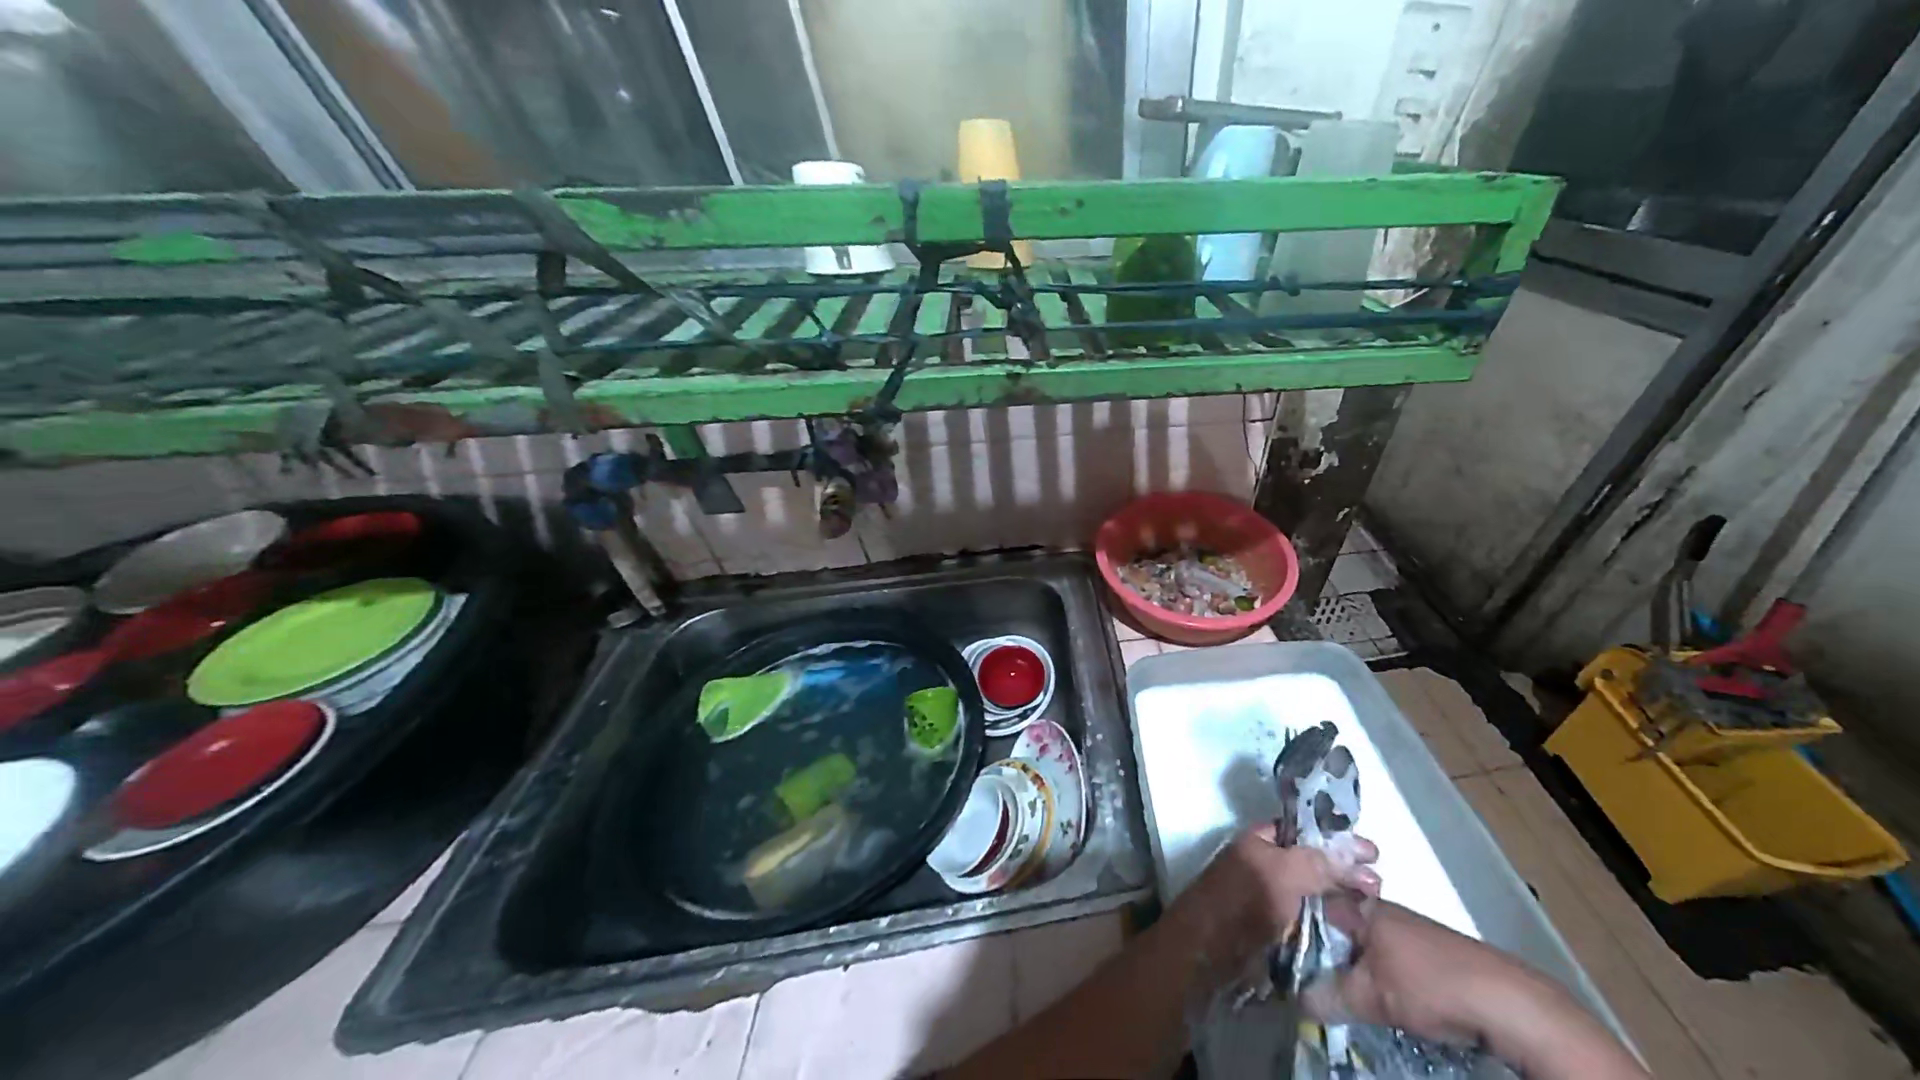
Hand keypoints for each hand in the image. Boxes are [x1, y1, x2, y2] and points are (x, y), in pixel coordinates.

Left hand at [1166, 826, 1380, 974]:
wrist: (1208, 953)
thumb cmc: (1241, 903)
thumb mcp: (1280, 873)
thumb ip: (1316, 862)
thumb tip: (1353, 856)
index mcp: (1259, 841)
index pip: (1303, 830)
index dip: (1336, 838)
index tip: (1374, 854)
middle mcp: (1265, 864)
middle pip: (1311, 862)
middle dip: (1345, 870)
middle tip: (1380, 885)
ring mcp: (1271, 897)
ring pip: (1313, 892)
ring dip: (1342, 898)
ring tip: (1375, 907)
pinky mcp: (1276, 928)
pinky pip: (1309, 919)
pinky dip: (1331, 922)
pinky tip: (1356, 930)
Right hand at [1305, 898, 1648, 1079]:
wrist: (1510, 1005)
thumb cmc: (1431, 986)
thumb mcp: (1372, 997)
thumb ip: (1329, 996)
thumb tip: (1293, 999)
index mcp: (1363, 908)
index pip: (1313, 906)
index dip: (1293, 925)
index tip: (1279, 949)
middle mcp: (1382, 911)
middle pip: (1338, 927)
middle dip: (1322, 951)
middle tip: (1304, 977)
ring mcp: (1409, 931)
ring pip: (1364, 945)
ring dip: (1350, 966)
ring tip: (1336, 992)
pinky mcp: (1430, 954)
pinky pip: (1388, 959)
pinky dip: (1376, 975)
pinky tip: (1375, 997)